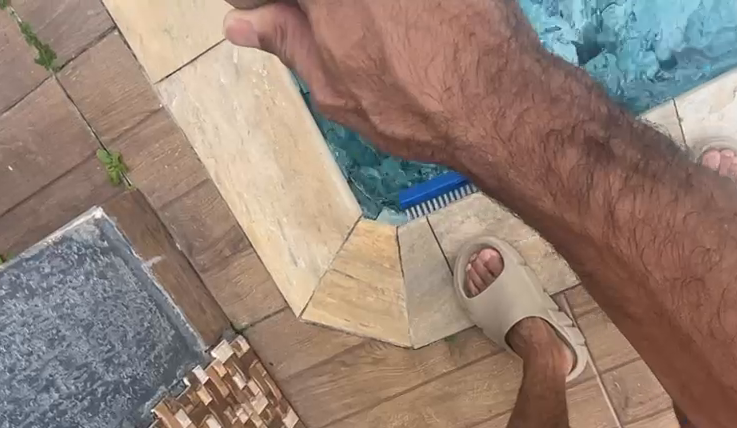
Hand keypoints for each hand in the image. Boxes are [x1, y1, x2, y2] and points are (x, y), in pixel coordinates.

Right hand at [223, 0, 550, 165]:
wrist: (496, 100)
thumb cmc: (415, 108)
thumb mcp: (337, 92)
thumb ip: (289, 44)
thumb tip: (241, 23)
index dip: (267, 9)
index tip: (267, 17)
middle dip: (313, 15)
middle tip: (338, 38)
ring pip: (364, 6)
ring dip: (364, 21)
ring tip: (387, 47)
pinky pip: (406, 5)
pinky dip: (399, 17)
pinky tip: (413, 33)